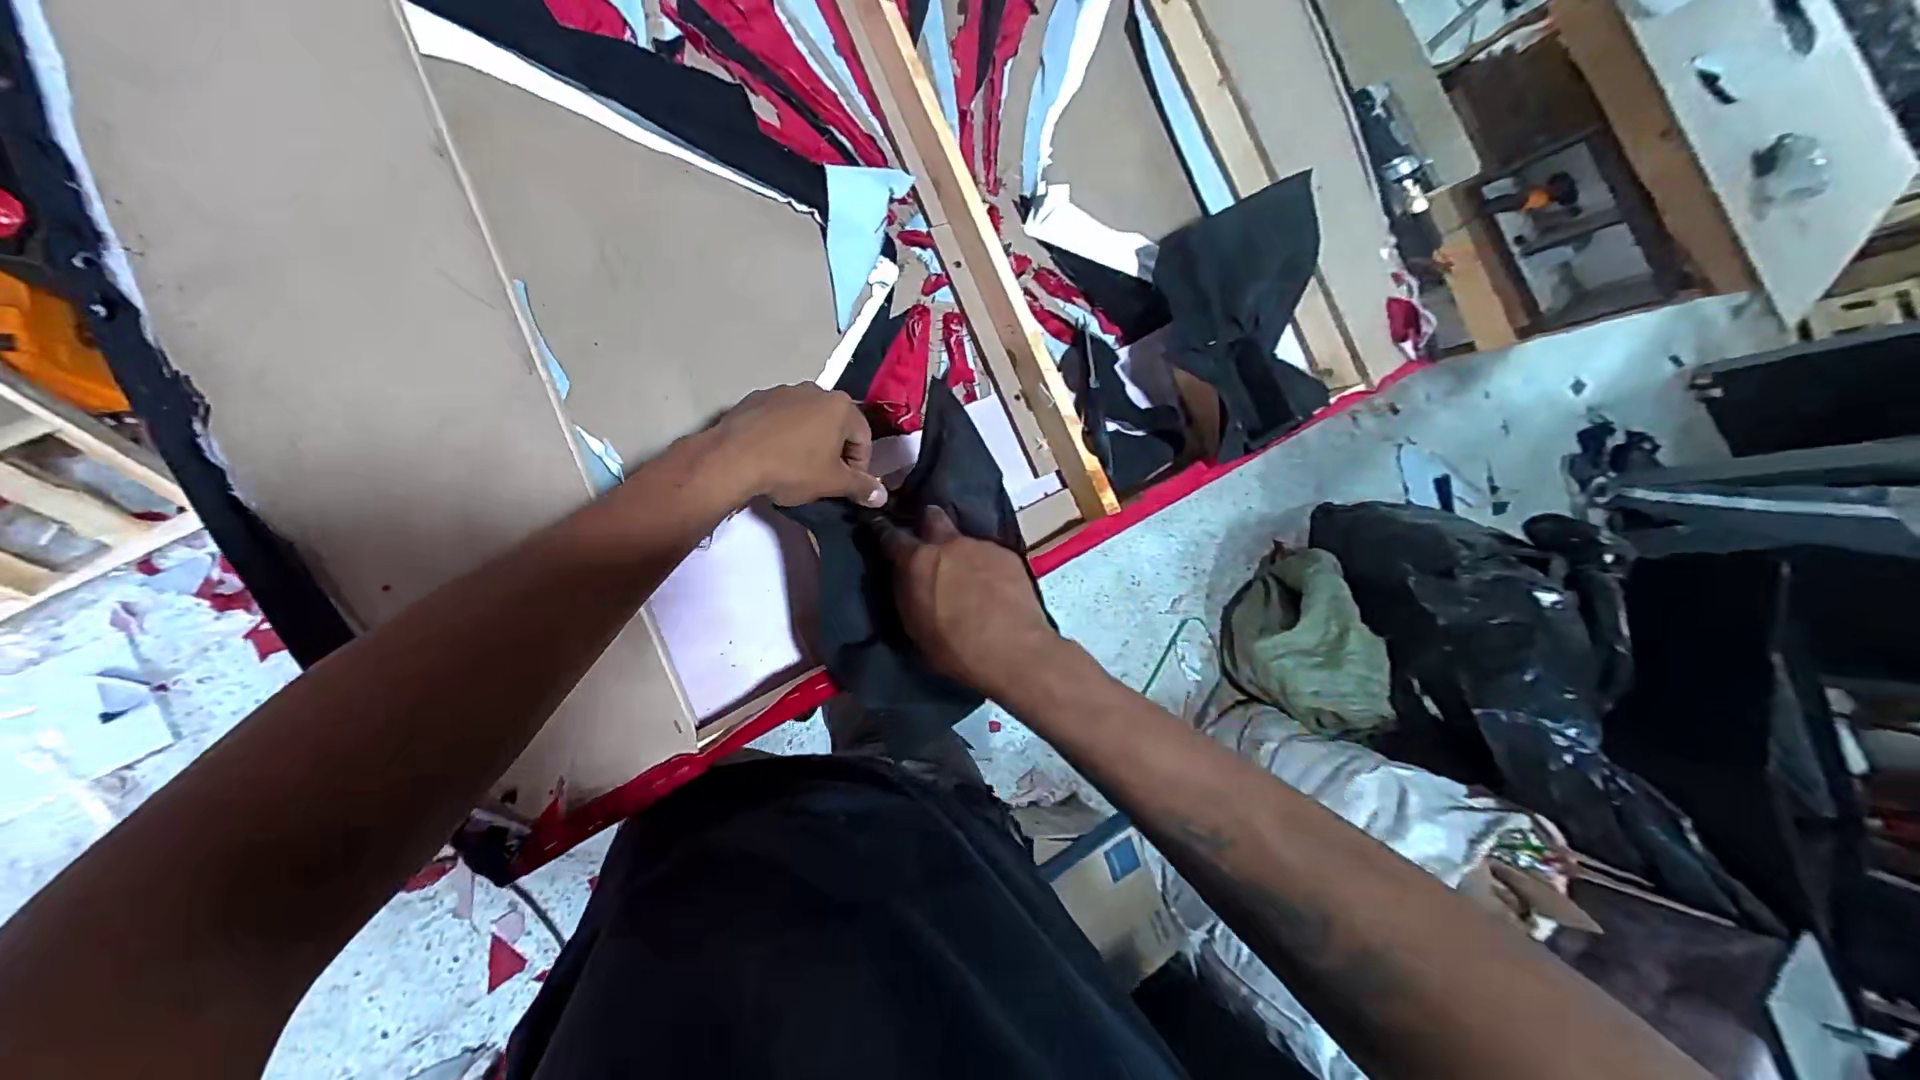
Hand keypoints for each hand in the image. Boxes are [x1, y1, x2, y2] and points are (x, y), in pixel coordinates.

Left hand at [708, 384, 886, 507]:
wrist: (732, 458)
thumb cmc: (792, 468)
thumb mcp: (833, 483)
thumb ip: (861, 487)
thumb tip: (882, 496)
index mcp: (841, 406)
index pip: (863, 439)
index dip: (860, 467)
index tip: (848, 487)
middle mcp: (815, 390)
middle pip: (836, 426)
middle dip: (835, 452)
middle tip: (824, 478)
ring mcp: (783, 391)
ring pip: (807, 420)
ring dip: (809, 442)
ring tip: (796, 468)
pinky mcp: (756, 398)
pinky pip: (780, 419)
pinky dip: (783, 435)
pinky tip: (773, 456)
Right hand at [880, 506, 1061, 697]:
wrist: (1012, 650)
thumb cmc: (954, 648)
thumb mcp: (914, 625)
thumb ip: (907, 591)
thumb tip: (906, 576)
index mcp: (918, 560)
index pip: (890, 534)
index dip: (885, 532)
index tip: (882, 530)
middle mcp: (949, 544)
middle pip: (932, 516)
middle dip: (928, 522)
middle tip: (930, 542)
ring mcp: (981, 546)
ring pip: (965, 540)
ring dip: (962, 553)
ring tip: (970, 577)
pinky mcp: (1008, 555)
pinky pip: (990, 555)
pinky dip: (987, 566)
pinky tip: (995, 587)